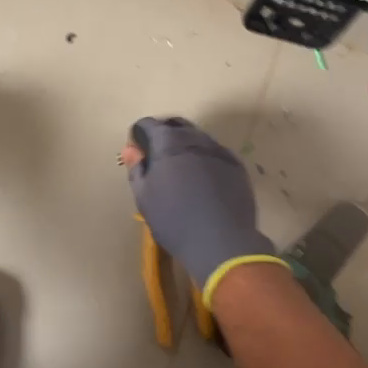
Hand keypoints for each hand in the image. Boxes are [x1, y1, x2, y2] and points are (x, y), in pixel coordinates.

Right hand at [124, 116, 279, 299]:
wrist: (221, 242)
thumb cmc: (173, 221)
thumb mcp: (145, 197)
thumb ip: (136, 169)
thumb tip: (131, 149)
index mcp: (168, 143)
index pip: (149, 124)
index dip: (140, 134)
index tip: (137, 149)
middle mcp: (195, 139)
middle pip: (176, 125)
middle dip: (164, 133)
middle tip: (156, 155)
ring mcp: (219, 151)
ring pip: (198, 137)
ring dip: (186, 144)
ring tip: (179, 168)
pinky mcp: (236, 166)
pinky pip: (216, 153)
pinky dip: (205, 158)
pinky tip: (202, 178)